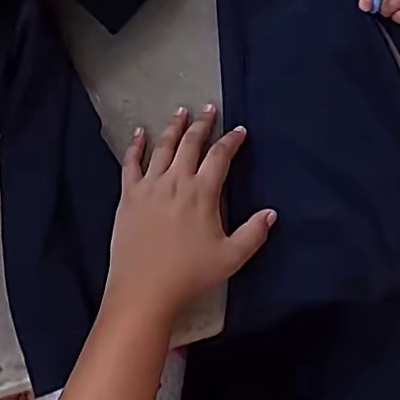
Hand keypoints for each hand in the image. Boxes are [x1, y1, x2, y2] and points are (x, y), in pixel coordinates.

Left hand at [105, 106, 274, 325]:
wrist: (143, 291)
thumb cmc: (190, 274)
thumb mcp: (232, 257)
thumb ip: (254, 233)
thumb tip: (271, 212)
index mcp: (202, 192)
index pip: (220, 156)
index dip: (231, 140)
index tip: (239, 131)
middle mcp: (176, 181)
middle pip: (191, 144)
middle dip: (203, 124)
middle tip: (210, 109)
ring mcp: (149, 187)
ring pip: (163, 148)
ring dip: (174, 127)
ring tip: (181, 111)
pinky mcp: (128, 196)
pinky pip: (131, 164)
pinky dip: (136, 146)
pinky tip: (140, 134)